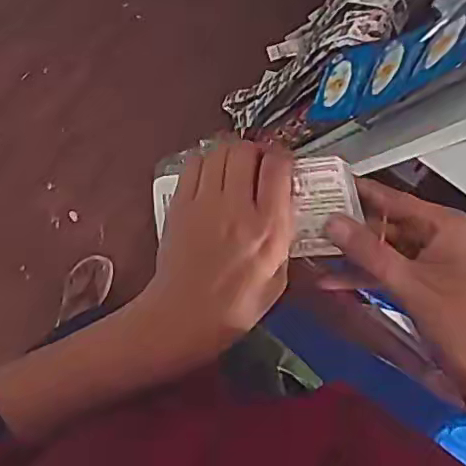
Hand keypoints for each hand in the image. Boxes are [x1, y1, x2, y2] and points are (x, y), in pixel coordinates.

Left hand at [132, 140, 295, 366]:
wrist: (183, 315)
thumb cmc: (236, 305)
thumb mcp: (278, 276)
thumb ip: (284, 235)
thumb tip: (286, 204)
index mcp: (267, 228)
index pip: (277, 167)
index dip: (283, 156)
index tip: (283, 163)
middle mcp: (236, 207)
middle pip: (245, 150)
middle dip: (255, 150)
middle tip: (258, 162)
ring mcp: (204, 202)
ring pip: (218, 151)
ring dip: (230, 152)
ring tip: (234, 166)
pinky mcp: (179, 202)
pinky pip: (193, 163)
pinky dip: (205, 160)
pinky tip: (210, 174)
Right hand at [323, 178, 465, 418]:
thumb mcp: (413, 286)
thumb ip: (369, 252)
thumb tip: (332, 221)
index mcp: (444, 225)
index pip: (390, 197)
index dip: (354, 190)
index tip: (321, 185)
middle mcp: (438, 237)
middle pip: (384, 222)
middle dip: (347, 226)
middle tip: (308, 221)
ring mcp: (431, 263)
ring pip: (383, 249)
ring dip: (352, 253)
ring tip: (313, 249)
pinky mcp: (425, 287)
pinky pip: (389, 272)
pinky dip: (365, 276)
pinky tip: (334, 280)